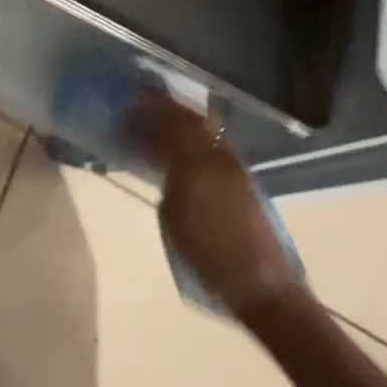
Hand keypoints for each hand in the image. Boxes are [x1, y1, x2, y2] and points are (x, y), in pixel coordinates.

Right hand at [132, 90, 296, 315]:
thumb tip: (155, 156)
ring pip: (205, 128)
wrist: (259, 284)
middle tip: (141, 102)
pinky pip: (215, 143)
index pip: (167, 125)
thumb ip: (164, 179)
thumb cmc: (206, 257)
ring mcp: (235, 166)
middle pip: (189, 120)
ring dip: (182, 118)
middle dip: (164, 108)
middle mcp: (218, 156)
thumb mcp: (172, 216)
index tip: (127, 106)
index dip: (146, 113)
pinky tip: (184, 143)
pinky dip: (196, 135)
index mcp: (196, 164)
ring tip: (160, 117)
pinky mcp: (244, 179)